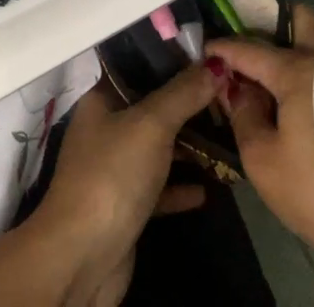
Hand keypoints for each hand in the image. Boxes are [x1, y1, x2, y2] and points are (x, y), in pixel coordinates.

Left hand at [29, 64, 219, 304]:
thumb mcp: (151, 124)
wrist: (84, 253)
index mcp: (101, 100)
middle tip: (229, 101)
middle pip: (151, 109)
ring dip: (189, 147)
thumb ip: (183, 93)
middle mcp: (105, 130)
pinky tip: (209, 189)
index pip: (137, 69)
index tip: (210, 60)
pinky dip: (181, 187)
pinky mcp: (125, 206)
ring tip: (229, 140)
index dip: (170, 62)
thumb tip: (215, 65)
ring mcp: (113, 169)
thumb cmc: (113, 174)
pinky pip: (159, 189)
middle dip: (188, 107)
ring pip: (157, 149)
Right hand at [208, 5, 313, 306]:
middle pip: (303, 18)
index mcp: (300, 69)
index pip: (250, 47)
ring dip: (303, 44)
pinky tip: (309, 102)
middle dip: (273, 27)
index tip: (205, 51)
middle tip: (252, 59)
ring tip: (281, 77)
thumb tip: (239, 89)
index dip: (223, 48)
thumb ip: (243, 114)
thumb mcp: (262, 160)